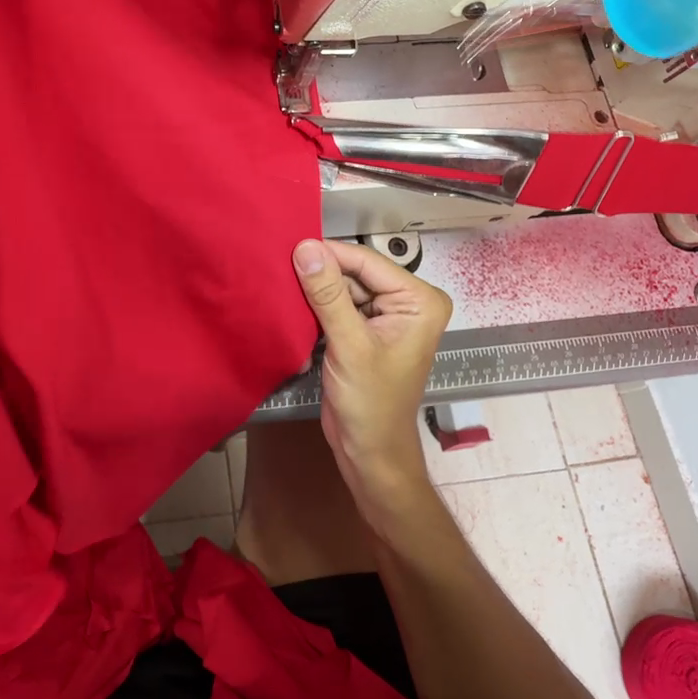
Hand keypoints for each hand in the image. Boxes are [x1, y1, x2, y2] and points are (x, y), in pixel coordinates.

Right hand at [291, 239, 451, 507]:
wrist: (369, 452)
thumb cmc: (370, 403)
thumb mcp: (348, 345)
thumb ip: (327, 295)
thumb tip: (305, 248)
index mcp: (420, 300)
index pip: (367, 262)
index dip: (329, 254)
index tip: (288, 246)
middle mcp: (408, 302)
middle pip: (355, 273)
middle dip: (320, 272)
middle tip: (278, 264)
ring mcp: (386, 316)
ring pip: (343, 288)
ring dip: (314, 289)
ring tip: (279, 280)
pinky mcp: (365, 331)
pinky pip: (338, 306)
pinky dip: (316, 307)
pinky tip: (291, 302)